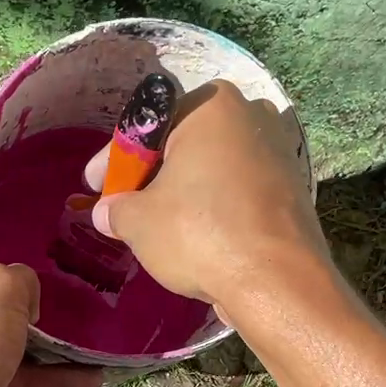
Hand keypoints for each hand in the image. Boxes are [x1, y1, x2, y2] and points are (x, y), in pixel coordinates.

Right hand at [89, 79, 335, 308]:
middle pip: (182, 143)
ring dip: (181, 190)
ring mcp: (277, 151)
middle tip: (124, 203)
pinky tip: (193, 233)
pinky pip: (235, 189)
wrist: (272, 279)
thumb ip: (115, 208)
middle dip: (150, 173)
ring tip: (155, 223)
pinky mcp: (290, 189)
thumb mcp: (137, 221)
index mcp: (211, 106)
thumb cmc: (197, 232)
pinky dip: (210, 205)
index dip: (114, 160)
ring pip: (211, 167)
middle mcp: (250, 115)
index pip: (147, 126)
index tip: (95, 185)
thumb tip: (105, 211)